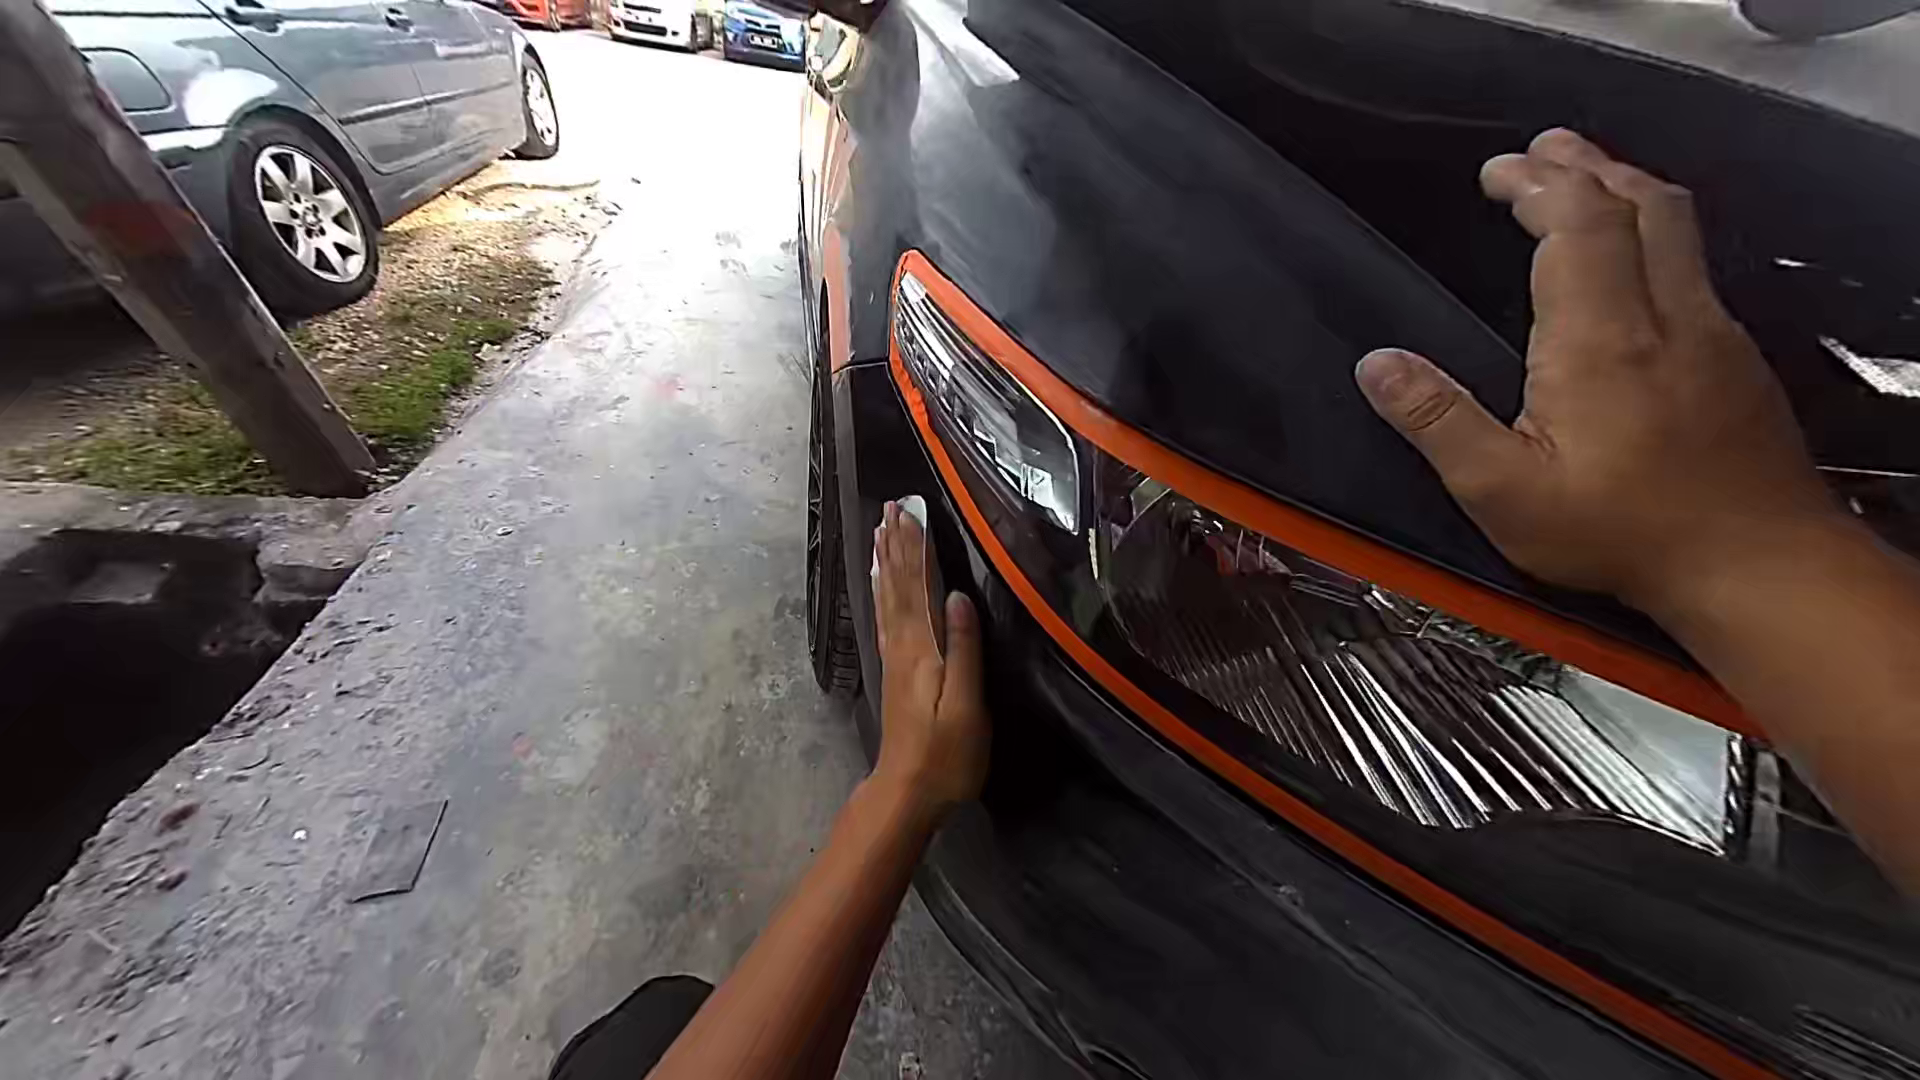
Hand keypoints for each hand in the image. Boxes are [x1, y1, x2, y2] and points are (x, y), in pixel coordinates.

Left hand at [871, 500, 989, 820]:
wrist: (907, 791)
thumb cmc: (946, 753)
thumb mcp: (965, 705)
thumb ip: (963, 649)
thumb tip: (959, 596)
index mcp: (922, 648)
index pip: (918, 587)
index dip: (916, 549)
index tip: (910, 512)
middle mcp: (902, 644)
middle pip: (898, 584)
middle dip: (896, 544)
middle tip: (890, 507)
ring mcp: (894, 656)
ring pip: (888, 597)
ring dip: (886, 561)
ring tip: (881, 531)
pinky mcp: (893, 669)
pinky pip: (884, 617)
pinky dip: (881, 591)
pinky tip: (880, 581)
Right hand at [1355, 128, 1850, 613]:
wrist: (1754, 566)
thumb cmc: (1610, 529)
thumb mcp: (1496, 486)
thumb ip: (1435, 419)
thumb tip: (1375, 363)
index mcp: (1600, 344)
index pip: (1578, 233)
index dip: (1541, 188)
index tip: (1500, 168)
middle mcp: (1666, 320)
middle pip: (1641, 210)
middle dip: (1587, 168)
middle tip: (1541, 148)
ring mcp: (1710, 334)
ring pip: (1678, 230)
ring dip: (1624, 189)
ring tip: (1581, 174)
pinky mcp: (1728, 358)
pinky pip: (1690, 263)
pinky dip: (1650, 229)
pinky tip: (1626, 249)